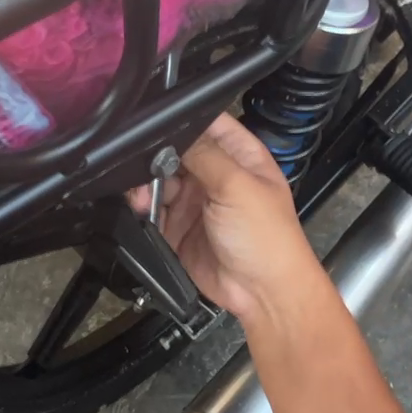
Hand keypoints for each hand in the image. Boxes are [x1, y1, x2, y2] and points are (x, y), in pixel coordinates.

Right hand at [128, 115, 325, 327]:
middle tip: (145, 168)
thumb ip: (204, 155)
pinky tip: (143, 211)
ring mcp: (196, 202)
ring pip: (157, 180)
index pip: (205, 123)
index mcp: (240, 156)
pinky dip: (142, 209)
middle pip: (173, 151)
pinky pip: (152, 211)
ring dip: (144, 185)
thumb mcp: (237, 186)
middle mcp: (216, 175)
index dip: (180, 119)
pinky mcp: (178, 228)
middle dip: (154, 156)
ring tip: (143, 197)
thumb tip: (173, 130)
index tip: (154, 122)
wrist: (262, 293)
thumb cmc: (269, 240)